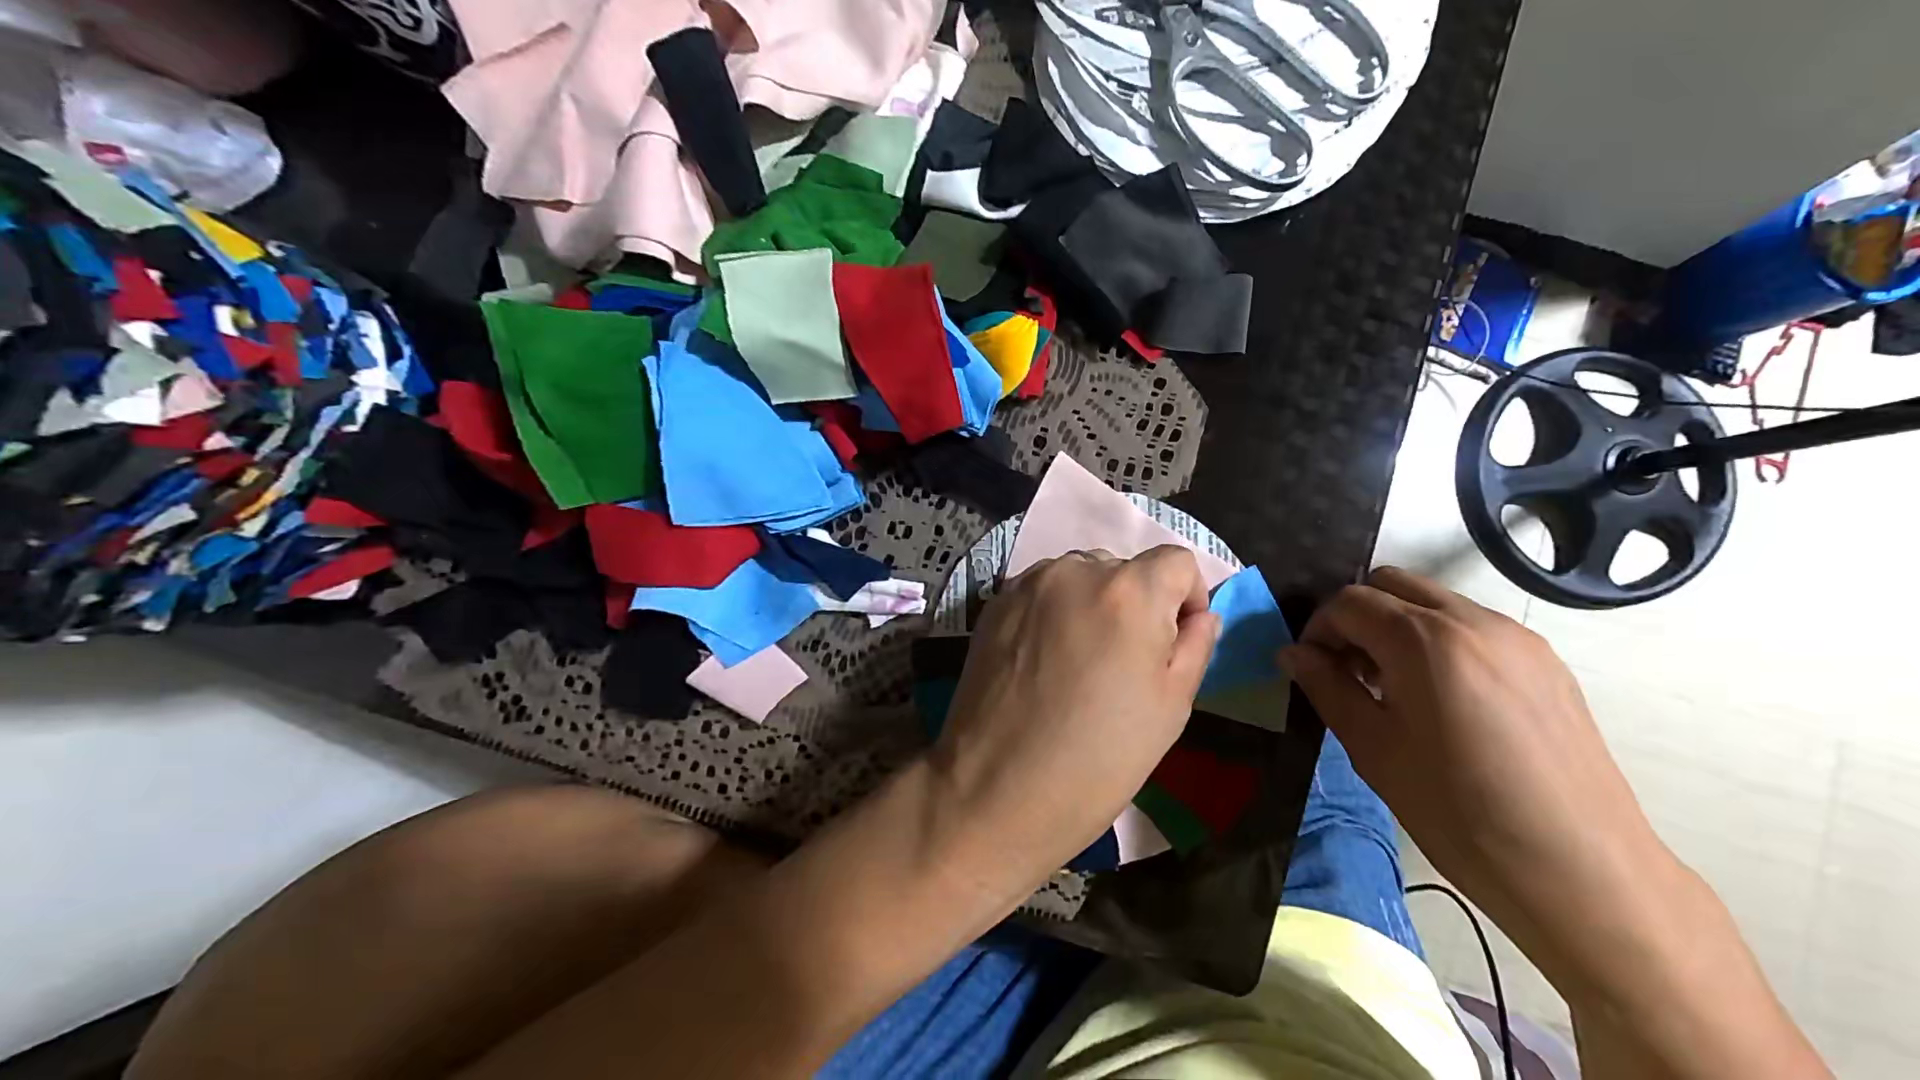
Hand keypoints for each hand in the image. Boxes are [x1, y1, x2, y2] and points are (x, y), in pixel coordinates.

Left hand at [927, 547, 1218, 889]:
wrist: (998, 787)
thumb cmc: (1100, 757)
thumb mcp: (1171, 706)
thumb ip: (1195, 646)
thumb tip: (1199, 615)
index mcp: (1129, 591)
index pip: (1175, 560)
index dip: (1186, 596)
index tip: (1176, 640)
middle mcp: (1075, 570)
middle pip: (1124, 568)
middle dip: (1137, 603)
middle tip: (1124, 661)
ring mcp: (1027, 584)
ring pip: (1080, 576)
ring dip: (1093, 604)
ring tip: (1080, 662)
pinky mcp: (994, 603)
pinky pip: (1041, 591)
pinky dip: (1054, 612)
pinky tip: (1044, 660)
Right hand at [1279, 567, 1670, 971]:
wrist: (1581, 871)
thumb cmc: (1458, 812)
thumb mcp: (1373, 748)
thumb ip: (1327, 687)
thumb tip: (1293, 653)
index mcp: (1426, 641)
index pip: (1349, 602)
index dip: (1317, 629)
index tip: (1310, 668)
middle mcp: (1475, 622)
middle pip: (1392, 584)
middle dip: (1356, 615)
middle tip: (1347, 669)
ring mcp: (1519, 639)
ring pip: (1435, 602)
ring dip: (1398, 625)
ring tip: (1392, 687)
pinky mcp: (1547, 663)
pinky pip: (1474, 627)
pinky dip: (1439, 640)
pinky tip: (1440, 697)